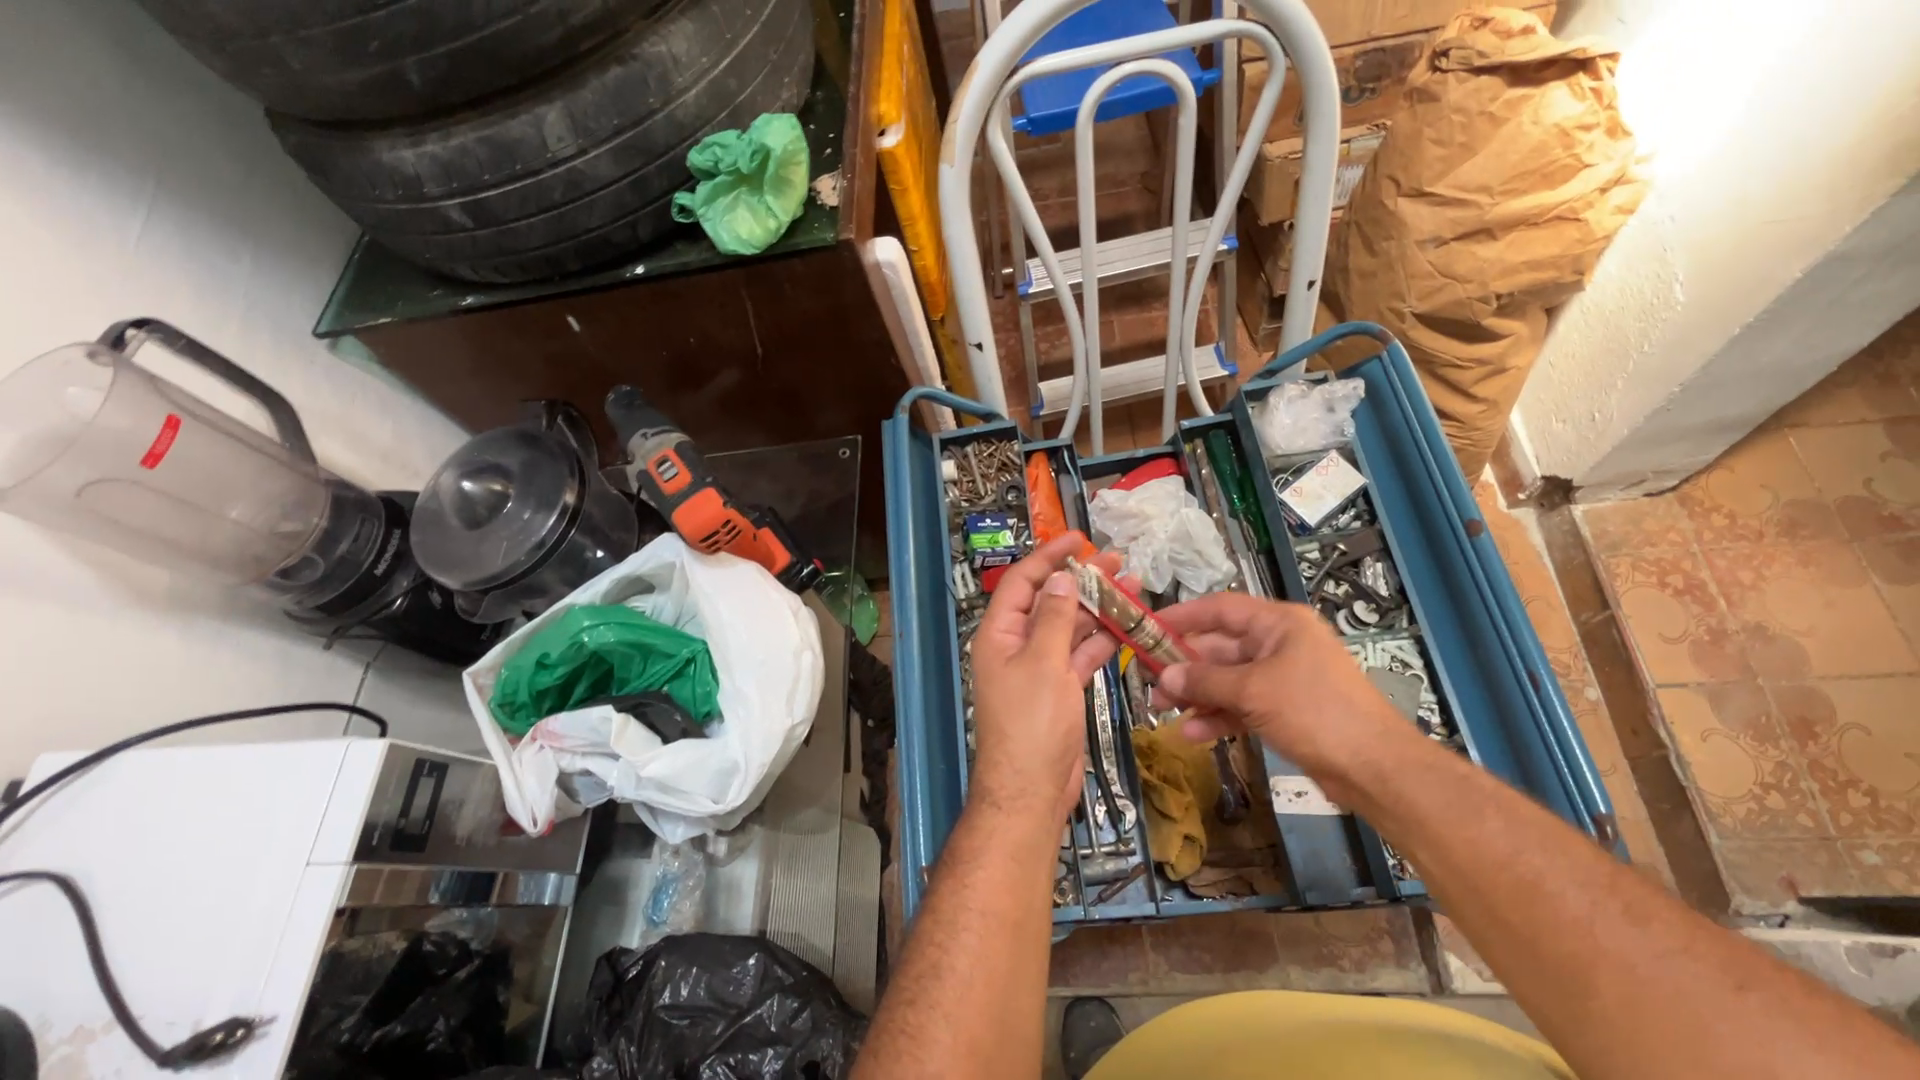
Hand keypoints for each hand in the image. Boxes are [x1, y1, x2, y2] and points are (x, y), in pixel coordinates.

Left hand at [969, 535, 1120, 824]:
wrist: (1032, 788)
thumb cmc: (1031, 722)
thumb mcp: (1043, 662)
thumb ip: (1054, 616)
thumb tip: (1061, 575)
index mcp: (1000, 633)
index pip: (1023, 582)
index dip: (1049, 556)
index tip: (1079, 538)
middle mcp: (1017, 645)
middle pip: (1050, 600)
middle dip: (1083, 579)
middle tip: (1119, 560)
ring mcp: (1040, 668)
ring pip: (1070, 627)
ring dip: (1099, 608)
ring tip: (1133, 585)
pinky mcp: (1060, 689)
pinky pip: (1081, 655)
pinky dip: (1102, 640)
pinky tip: (1128, 625)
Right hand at [1153, 593, 1415, 778]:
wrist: (1372, 765)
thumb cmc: (1314, 711)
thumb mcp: (1253, 691)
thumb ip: (1205, 681)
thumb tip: (1163, 676)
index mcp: (1278, 624)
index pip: (1220, 608)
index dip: (1182, 616)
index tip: (1147, 627)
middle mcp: (1279, 644)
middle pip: (1220, 647)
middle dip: (1184, 666)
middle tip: (1149, 683)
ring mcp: (1282, 679)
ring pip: (1227, 680)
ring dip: (1196, 695)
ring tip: (1161, 713)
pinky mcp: (1284, 710)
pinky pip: (1241, 705)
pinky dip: (1217, 717)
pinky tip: (1192, 733)